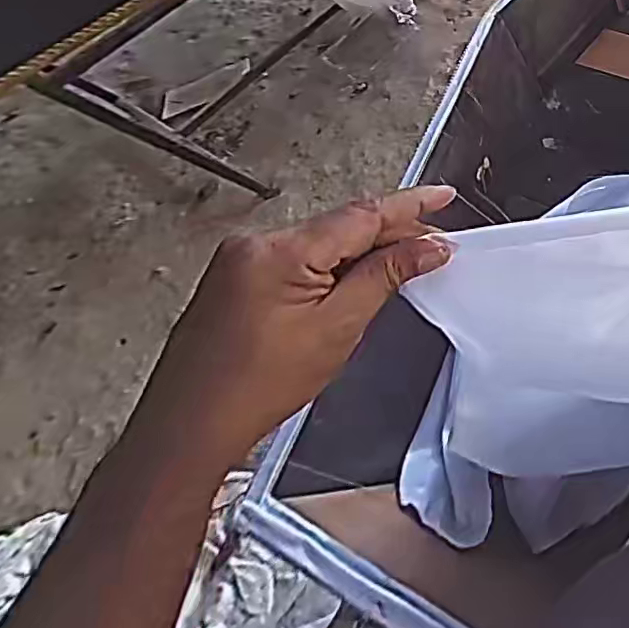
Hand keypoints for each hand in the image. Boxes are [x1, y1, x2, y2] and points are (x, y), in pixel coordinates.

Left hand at [127, 186, 456, 472]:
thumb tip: (427, 248)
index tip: (442, 196)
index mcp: (281, 251)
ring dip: (365, 248)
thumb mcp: (337, 328)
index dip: (410, 204)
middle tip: (434, 245)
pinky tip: (358, 276)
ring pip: (325, 238)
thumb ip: (385, 276)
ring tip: (403, 263)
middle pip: (344, 223)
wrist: (186, 431)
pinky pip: (302, 253)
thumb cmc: (253, 389)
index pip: (363, 214)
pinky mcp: (239, 273)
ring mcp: (243, 256)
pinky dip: (336, 261)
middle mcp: (258, 242)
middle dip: (392, 232)